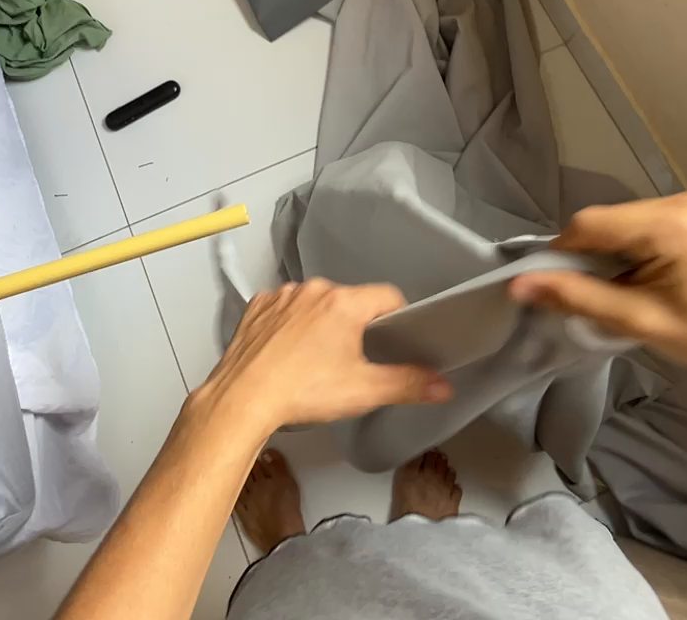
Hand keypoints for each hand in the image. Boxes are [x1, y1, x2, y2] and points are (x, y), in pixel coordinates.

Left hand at [195, 278, 452, 433]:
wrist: (245, 396)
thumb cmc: (302, 391)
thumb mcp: (364, 391)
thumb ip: (408, 384)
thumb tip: (441, 385)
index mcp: (344, 303)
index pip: (387, 296)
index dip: (397, 315)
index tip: (395, 335)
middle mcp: (313, 290)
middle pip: (350, 300)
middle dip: (356, 324)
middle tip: (352, 359)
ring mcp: (283, 295)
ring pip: (315, 302)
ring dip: (321, 322)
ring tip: (315, 359)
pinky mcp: (259, 305)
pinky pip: (285, 307)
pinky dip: (291, 323)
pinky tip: (289, 351)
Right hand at [510, 190, 686, 382]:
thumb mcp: (640, 322)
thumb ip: (576, 296)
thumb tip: (516, 285)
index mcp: (672, 223)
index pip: (590, 223)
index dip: (567, 254)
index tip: (568, 287)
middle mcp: (686, 199)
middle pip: (610, 220)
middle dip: (598, 255)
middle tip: (610, 294)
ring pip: (627, 220)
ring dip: (619, 250)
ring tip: (637, 288)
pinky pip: (651, 220)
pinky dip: (641, 245)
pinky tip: (657, 274)